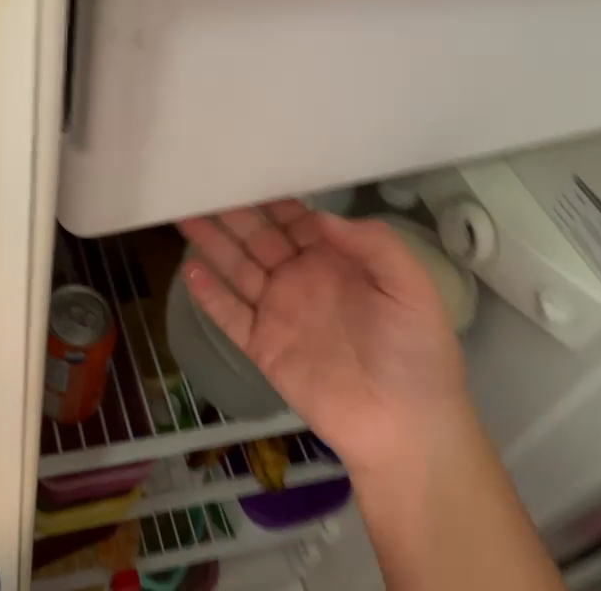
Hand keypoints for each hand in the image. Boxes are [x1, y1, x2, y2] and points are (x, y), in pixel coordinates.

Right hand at [178, 202, 469, 471]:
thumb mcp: (412, 289)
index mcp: (335, 260)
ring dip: (212, 242)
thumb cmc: (417, 354)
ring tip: (183, 216)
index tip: (243, 171)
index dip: (270, 197)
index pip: (294, 219)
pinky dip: (210, 295)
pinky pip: (230, 316)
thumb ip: (373, 245)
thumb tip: (319, 215)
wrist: (405, 429)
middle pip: (258, 237)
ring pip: (238, 269)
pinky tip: (190, 271)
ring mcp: (278, 313)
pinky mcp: (263, 347)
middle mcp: (301, 279)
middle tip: (201, 185)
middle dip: (231, 212)